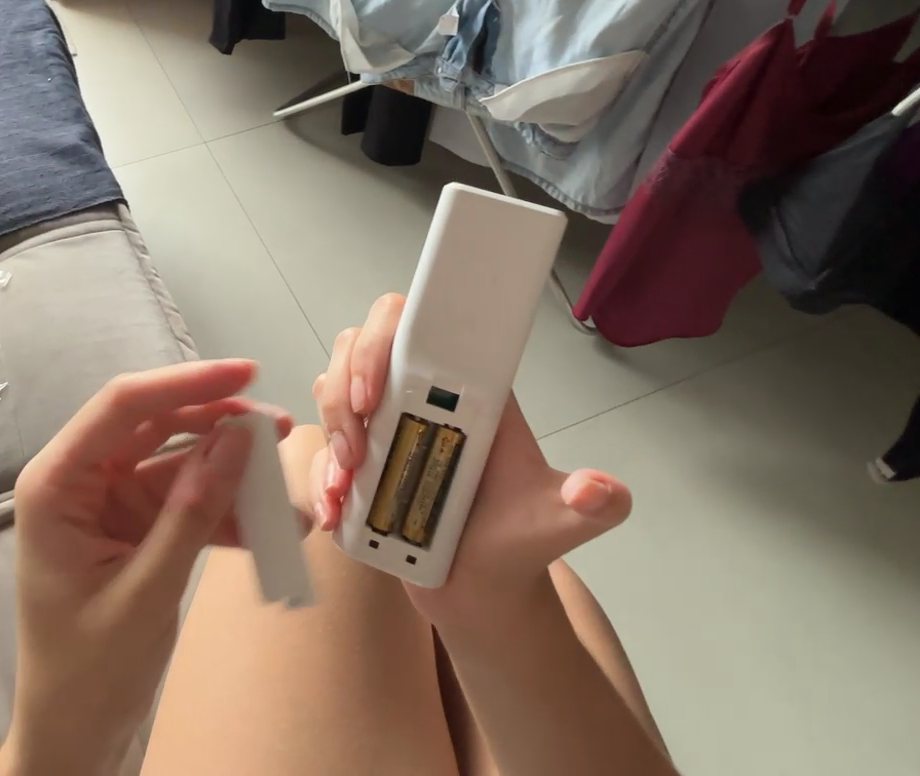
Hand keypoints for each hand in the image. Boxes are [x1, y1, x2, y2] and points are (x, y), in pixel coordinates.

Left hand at [0, 360, 291, 775]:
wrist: (73, 736)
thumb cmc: (85, 672)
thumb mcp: (144, 592)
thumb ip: (190, 512)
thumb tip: (238, 439)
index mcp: (56, 482)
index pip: (123, 405)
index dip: (186, 382)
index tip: (247, 373)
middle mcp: (81, 479)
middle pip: (156, 424)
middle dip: (219, 424)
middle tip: (279, 428)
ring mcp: (110, 501)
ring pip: (178, 461)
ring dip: (230, 471)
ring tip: (284, 482)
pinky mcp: (135, 526)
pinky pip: (186, 502)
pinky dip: (225, 511)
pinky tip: (269, 526)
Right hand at [308, 295, 632, 632]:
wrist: (478, 591)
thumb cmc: (515, 541)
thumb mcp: (558, 522)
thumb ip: (587, 506)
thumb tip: (602, 491)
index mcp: (461, 387)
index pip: (411, 328)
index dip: (379, 343)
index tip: (374, 396)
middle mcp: (415, 392)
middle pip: (356, 347)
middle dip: (343, 392)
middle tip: (355, 449)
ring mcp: (380, 422)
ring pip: (331, 386)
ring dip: (329, 432)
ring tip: (345, 487)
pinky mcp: (355, 456)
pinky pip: (319, 444)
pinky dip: (318, 474)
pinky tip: (333, 512)